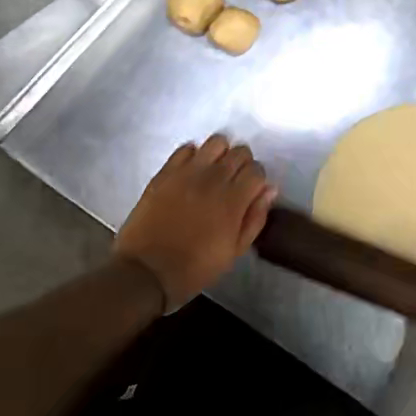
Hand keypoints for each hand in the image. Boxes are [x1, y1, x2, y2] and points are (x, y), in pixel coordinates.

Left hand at [113, 136, 277, 312]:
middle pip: (240, 152)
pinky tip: (192, 171)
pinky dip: (194, 155)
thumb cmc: (196, 267)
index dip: (257, 179)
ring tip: (215, 170)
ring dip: (221, 153)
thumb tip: (270, 189)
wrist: (146, 273)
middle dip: (243, 164)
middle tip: (234, 182)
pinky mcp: (165, 174)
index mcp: (234, 200)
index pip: (257, 170)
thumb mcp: (235, 250)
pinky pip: (186, 149)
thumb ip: (256, 217)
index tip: (250, 191)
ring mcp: (187, 173)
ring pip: (216, 142)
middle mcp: (214, 180)